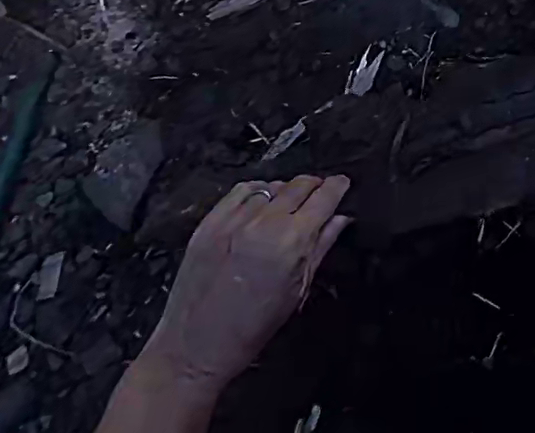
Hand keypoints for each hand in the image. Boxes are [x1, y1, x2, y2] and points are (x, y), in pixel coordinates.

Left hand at [137, 176, 351, 393]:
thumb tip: (343, 216)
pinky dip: (257, 192)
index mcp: (292, 241)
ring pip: (273, 186)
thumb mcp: (298, 289)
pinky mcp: (209, 223)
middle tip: (316, 199)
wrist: (192, 351)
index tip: (343, 185)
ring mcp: (234, 221)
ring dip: (285, 193)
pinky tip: (259, 206)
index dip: (339, 186)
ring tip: (284, 209)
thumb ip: (322, 245)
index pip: (326, 195)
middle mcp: (265, 223)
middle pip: (301, 184)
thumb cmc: (253, 327)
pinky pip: (242, 190)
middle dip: (315, 187)